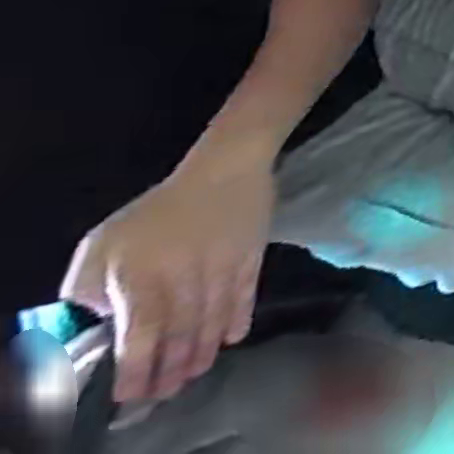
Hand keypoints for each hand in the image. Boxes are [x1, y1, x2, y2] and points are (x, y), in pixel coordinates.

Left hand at [60, 157, 274, 401]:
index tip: (132, 393)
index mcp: (142, 276)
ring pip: (214, 315)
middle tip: (167, 391)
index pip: (142, 331)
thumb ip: (90, 288)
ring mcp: (224, 265)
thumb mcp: (101, 245)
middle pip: (181, 329)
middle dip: (173, 365)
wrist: (225, 171)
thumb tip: (107, 318)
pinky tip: (236, 335)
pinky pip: (247, 291)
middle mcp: (185, 276)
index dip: (137, 365)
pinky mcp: (252, 255)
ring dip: (205, 347)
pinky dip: (241, 315)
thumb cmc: (156, 210)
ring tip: (198, 371)